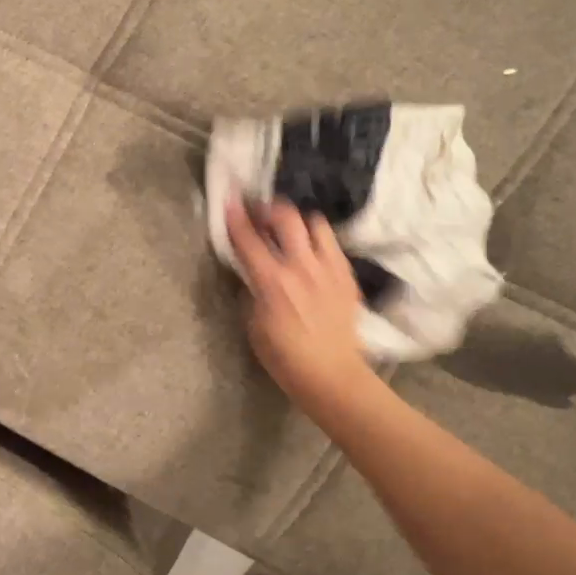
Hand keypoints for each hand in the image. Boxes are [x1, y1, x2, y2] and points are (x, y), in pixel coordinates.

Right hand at [224, 197, 376, 409]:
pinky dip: (317, 240)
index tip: (228, 200)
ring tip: (288, 229)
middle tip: (259, 212)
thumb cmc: (283, 356)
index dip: (236, 217)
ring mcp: (329, 269)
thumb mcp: (254, 324)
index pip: (249, 239)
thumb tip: (251, 273)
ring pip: (315, 224)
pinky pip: (332, 244)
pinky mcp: (346, 276)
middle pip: (286, 218)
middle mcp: (302, 267)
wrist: (331, 374)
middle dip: (269, 209)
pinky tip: (310, 251)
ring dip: (298, 222)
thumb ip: (252, 290)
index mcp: (272, 282)